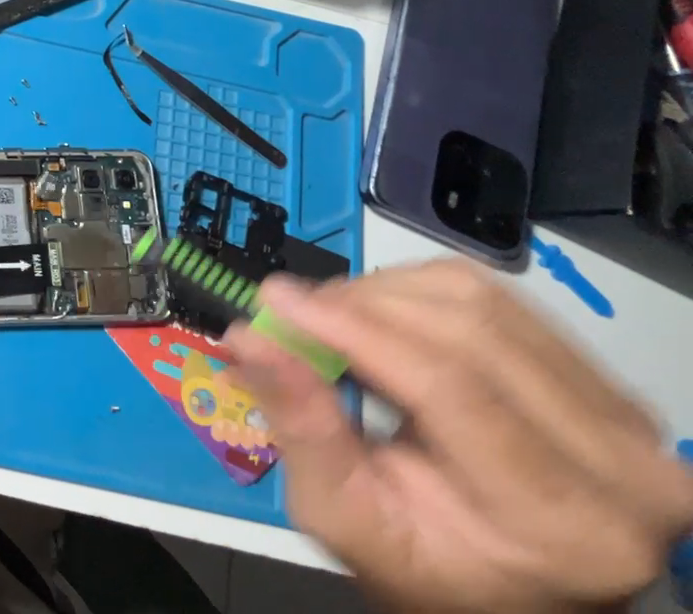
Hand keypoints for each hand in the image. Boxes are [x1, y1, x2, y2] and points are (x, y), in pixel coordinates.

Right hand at [225, 259, 692, 613]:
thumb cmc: (417, 563)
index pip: (450, 387)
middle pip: (469, 330)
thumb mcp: (341, 516)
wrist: (505, 586)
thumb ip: (302, 429)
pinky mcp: (608, 383)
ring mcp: (629, 418)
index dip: (354, 331)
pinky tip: (382, 322)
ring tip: (332, 321)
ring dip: (383, 292)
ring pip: (483, 300)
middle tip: (287, 310)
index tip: (273, 299)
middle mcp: (624, 462)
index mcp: (560, 518)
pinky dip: (417, 293)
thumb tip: (247, 337)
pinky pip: (501, 299)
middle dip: (358, 304)